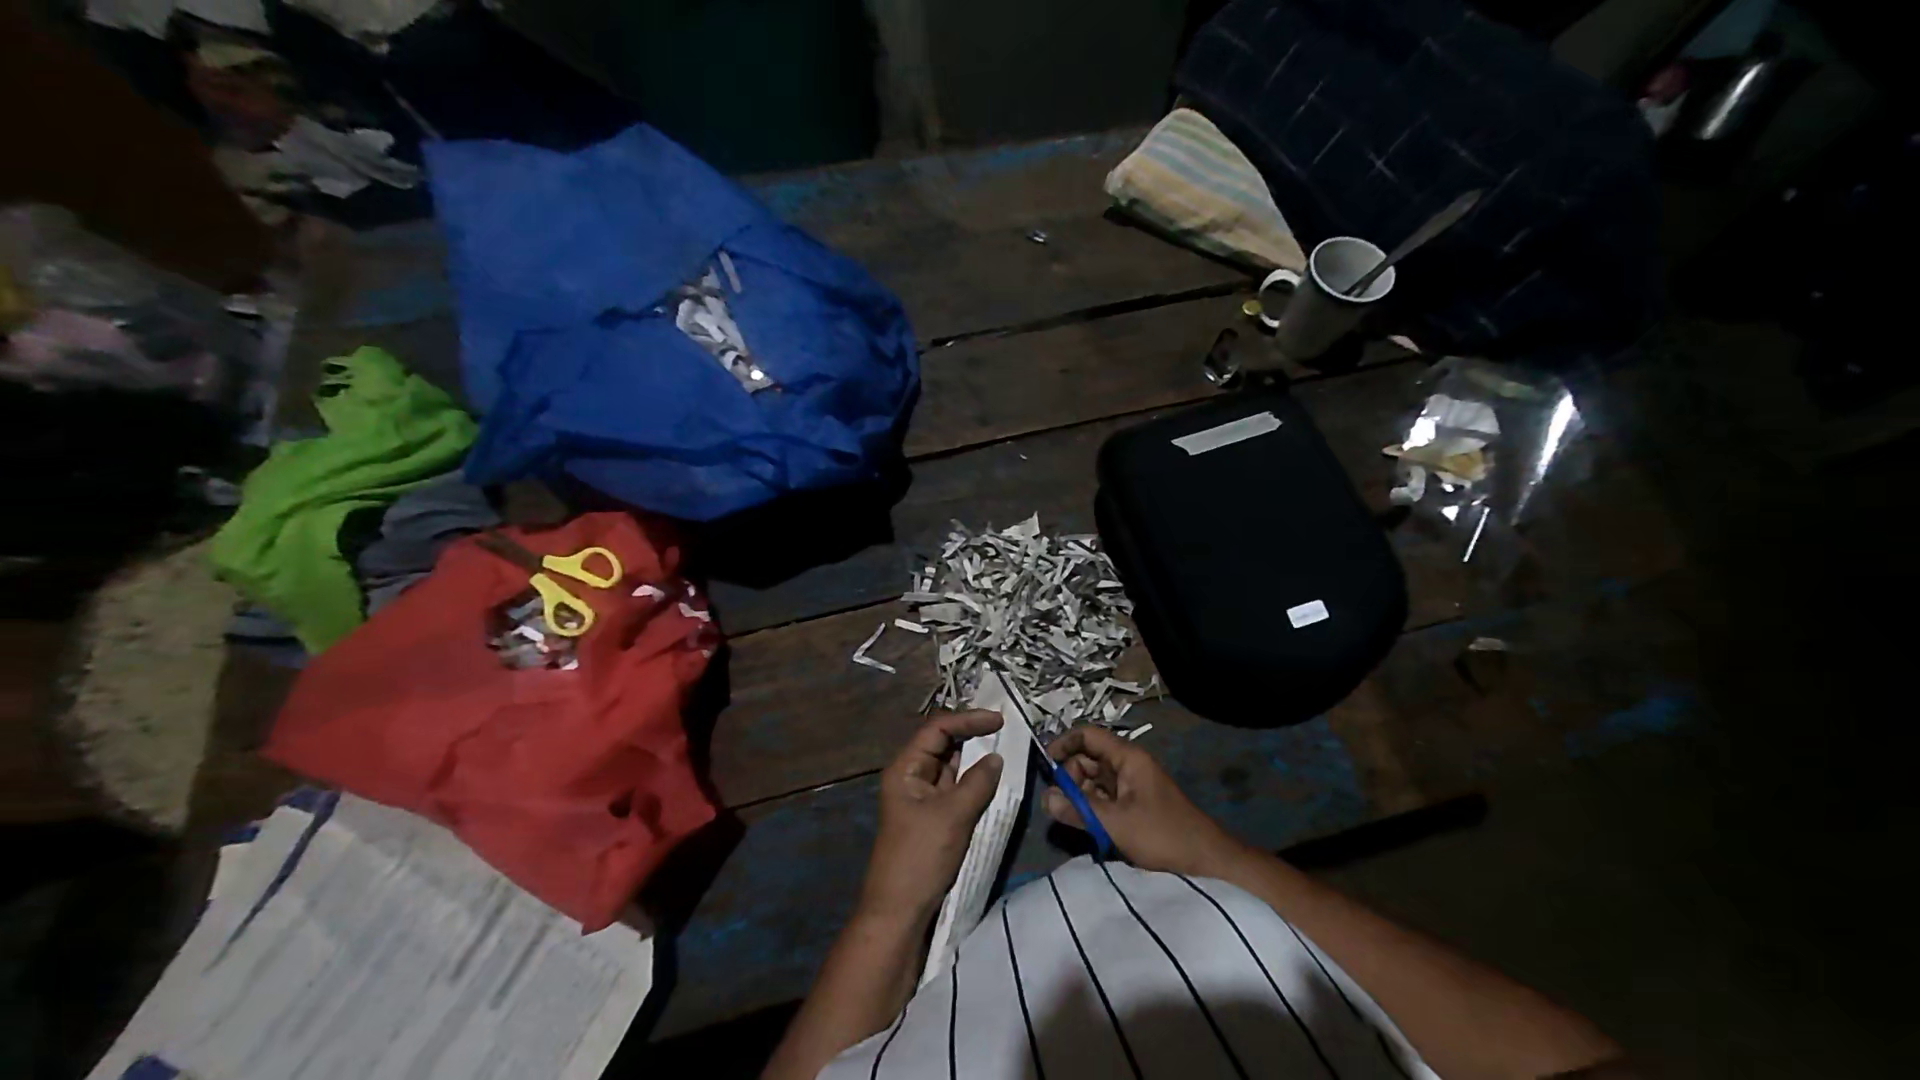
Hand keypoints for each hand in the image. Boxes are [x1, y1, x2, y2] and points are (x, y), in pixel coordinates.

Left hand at [859, 710, 1004, 919]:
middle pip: (944, 744)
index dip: (968, 720)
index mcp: (906, 768)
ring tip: (1006, 747)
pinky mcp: (935, 817)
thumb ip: (978, 783)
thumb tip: (997, 758)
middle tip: (1006, 729)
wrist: (900, 912)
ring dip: (976, 758)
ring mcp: (923, 797)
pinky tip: (994, 778)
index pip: (937, 729)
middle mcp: (912, 777)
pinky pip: (957, 789)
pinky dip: (975, 782)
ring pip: (952, 767)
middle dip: (973, 735)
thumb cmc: (920, 858)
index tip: (999, 719)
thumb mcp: (953, 816)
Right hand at [1044, 725, 1247, 877]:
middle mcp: (1129, 765)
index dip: (1064, 744)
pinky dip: (1093, 807)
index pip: (1088, 735)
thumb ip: (1078, 810)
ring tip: (1072, 817)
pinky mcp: (1135, 804)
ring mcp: (1133, 785)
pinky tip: (1087, 824)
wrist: (1207, 860)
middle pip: (1088, 757)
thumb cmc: (1162, 834)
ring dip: (1080, 795)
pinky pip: (1105, 797)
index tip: (1045, 765)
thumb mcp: (1115, 823)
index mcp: (1128, 757)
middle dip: (1070, 776)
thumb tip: (1045, 799)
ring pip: (1095, 779)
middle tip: (1061, 802)